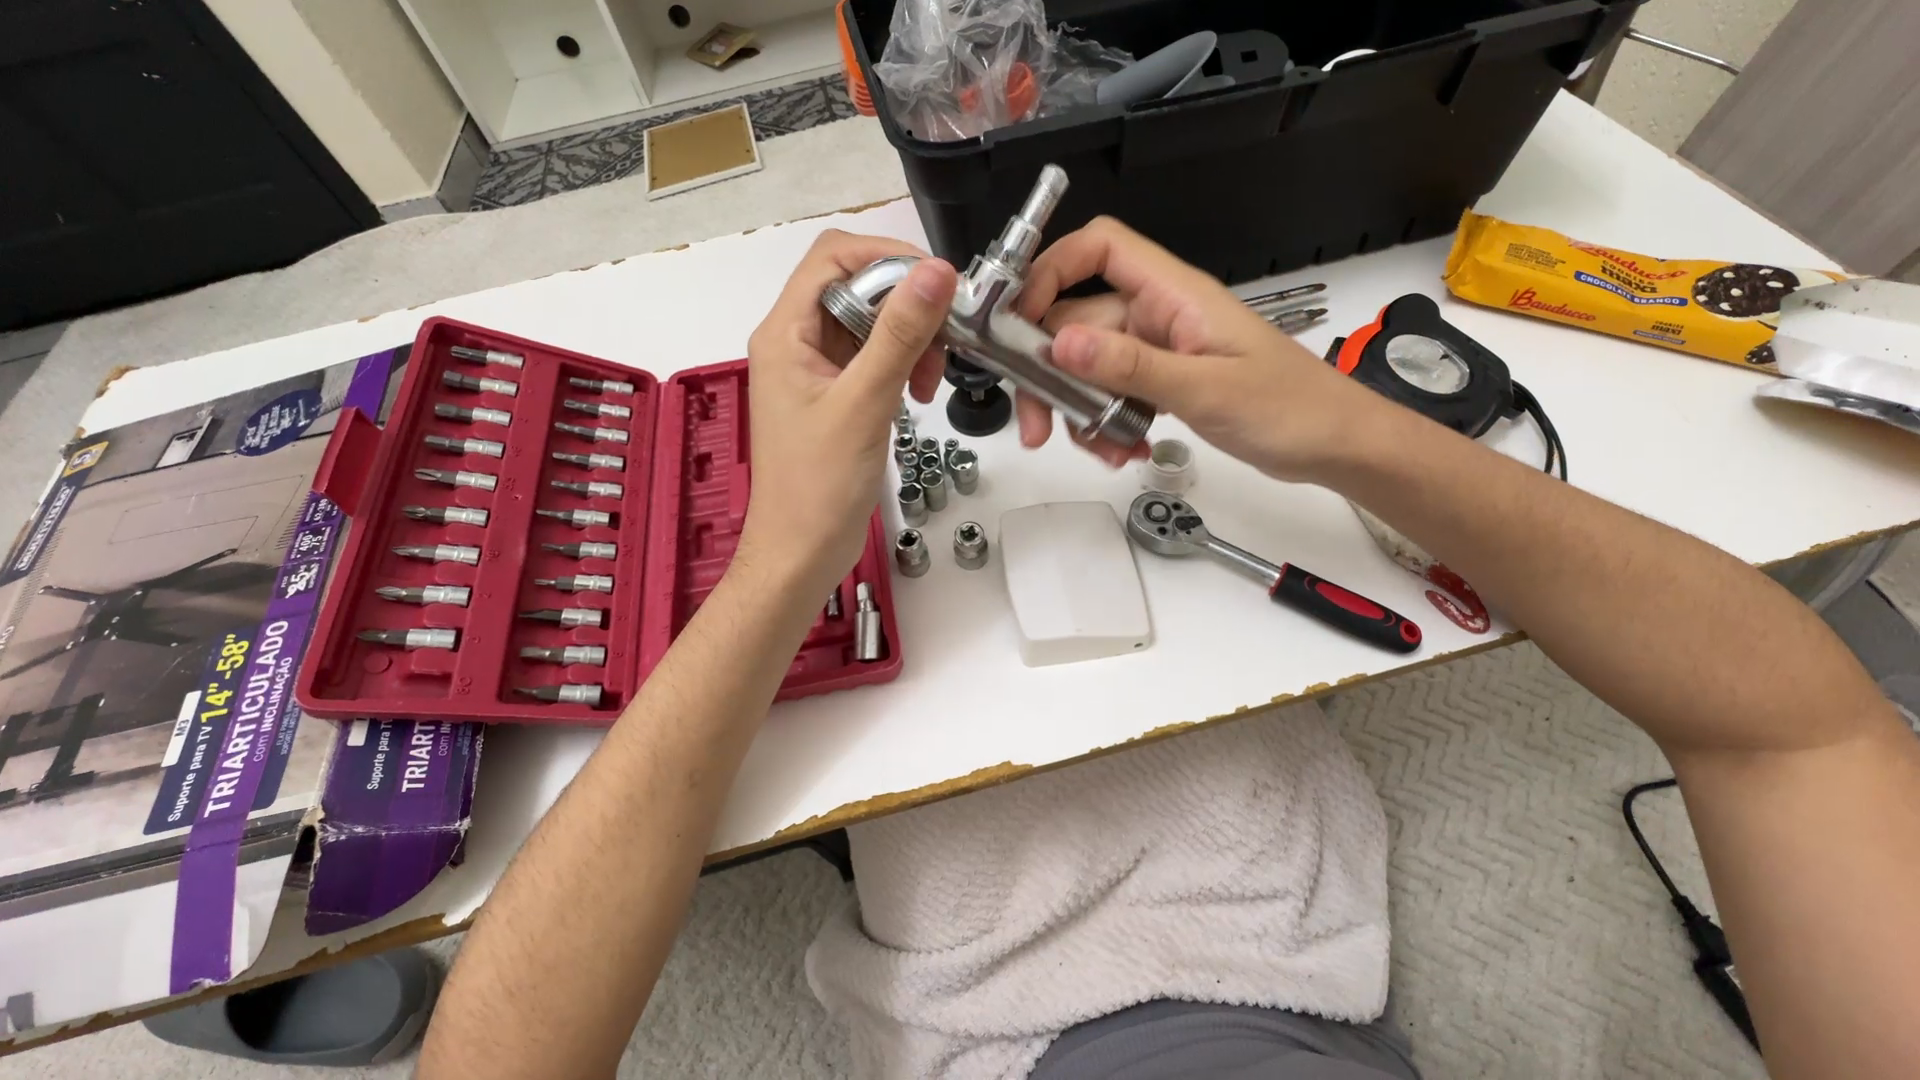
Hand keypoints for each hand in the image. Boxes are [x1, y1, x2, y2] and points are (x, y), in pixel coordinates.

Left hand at [738, 230, 957, 588]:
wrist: (800, 553)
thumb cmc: (819, 487)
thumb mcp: (864, 403)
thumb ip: (900, 335)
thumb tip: (935, 272)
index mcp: (785, 332)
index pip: (832, 257)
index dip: (886, 257)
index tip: (937, 282)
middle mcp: (794, 341)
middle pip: (854, 287)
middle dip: (905, 305)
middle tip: (945, 338)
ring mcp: (813, 370)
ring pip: (868, 323)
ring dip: (909, 339)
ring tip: (932, 380)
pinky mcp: (832, 396)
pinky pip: (870, 359)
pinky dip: (901, 365)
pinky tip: (919, 394)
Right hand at [1015, 216, 1380, 480]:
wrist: (1333, 443)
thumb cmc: (1287, 406)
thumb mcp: (1205, 388)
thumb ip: (1130, 367)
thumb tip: (1058, 345)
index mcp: (1172, 293)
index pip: (1098, 249)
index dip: (1050, 271)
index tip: (1017, 322)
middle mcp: (1157, 313)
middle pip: (1076, 319)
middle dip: (1049, 371)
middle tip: (1036, 424)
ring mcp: (1158, 349)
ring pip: (1088, 366)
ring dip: (1078, 408)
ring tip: (1097, 448)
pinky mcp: (1162, 382)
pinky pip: (1112, 393)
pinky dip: (1105, 423)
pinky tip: (1123, 450)